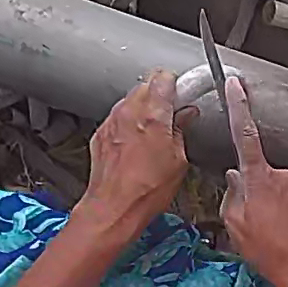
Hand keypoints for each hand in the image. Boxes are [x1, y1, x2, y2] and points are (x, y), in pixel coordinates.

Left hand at [75, 70, 190, 242]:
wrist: (114, 208)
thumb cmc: (146, 191)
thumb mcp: (178, 161)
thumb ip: (181, 131)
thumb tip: (186, 117)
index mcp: (153, 115)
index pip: (164, 78)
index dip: (177, 84)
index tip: (185, 95)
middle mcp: (129, 112)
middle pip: (146, 85)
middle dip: (160, 95)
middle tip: (173, 113)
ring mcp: (112, 122)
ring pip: (130, 100)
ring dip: (144, 109)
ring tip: (155, 132)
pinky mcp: (101, 134)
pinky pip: (118, 118)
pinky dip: (129, 124)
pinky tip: (138, 144)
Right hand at [218, 76, 287, 286]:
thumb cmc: (265, 248)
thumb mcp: (233, 222)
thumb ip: (230, 194)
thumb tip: (233, 178)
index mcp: (258, 177)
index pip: (245, 134)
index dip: (239, 106)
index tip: (235, 84)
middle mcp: (280, 175)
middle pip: (253, 168)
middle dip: (245, 186)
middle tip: (245, 218)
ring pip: (266, 184)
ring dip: (259, 201)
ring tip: (260, 230)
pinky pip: (278, 196)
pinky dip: (271, 209)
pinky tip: (271, 231)